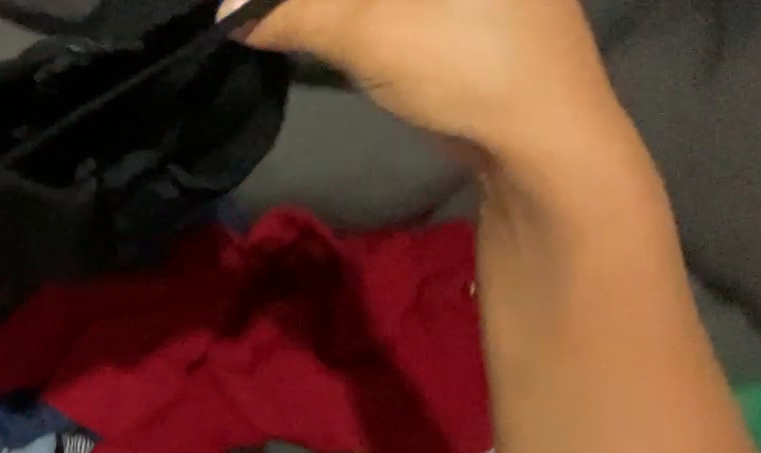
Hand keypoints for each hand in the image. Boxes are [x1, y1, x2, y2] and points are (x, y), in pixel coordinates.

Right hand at [226, 0, 626, 164]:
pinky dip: (344, 11)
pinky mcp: (459, 8)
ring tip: (270, 21)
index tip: (241, 6)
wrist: (536, 132)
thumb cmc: (461, 61)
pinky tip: (311, 25)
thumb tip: (224, 15)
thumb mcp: (365, 32)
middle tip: (248, 15)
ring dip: (319, 5)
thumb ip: (293, 15)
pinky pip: (385, 2)